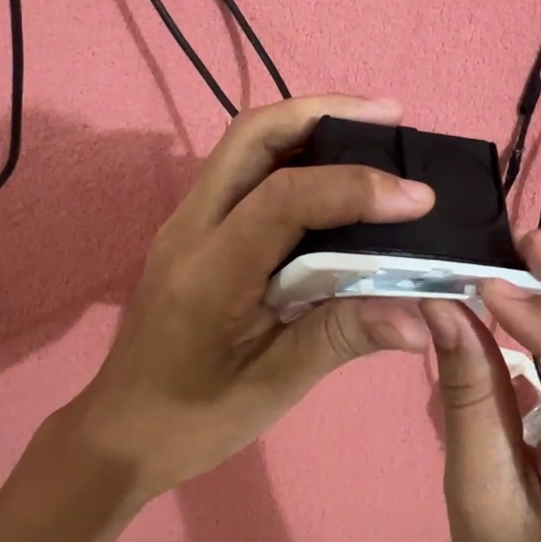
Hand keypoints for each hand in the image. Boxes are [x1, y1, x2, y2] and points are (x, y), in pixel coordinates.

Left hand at [56, 94, 435, 501]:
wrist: (122, 429)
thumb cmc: (194, 419)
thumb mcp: (273, 387)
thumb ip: (341, 337)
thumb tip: (418, 316)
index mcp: (210, 271)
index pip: (284, 198)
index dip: (355, 187)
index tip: (418, 198)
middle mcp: (191, 228)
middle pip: (251, 135)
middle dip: (325, 112)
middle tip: (391, 116)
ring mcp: (185, 223)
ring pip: (244, 145)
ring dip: (308, 125)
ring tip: (372, 132)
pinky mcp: (191, 231)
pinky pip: (242, 171)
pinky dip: (291, 155)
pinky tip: (332, 173)